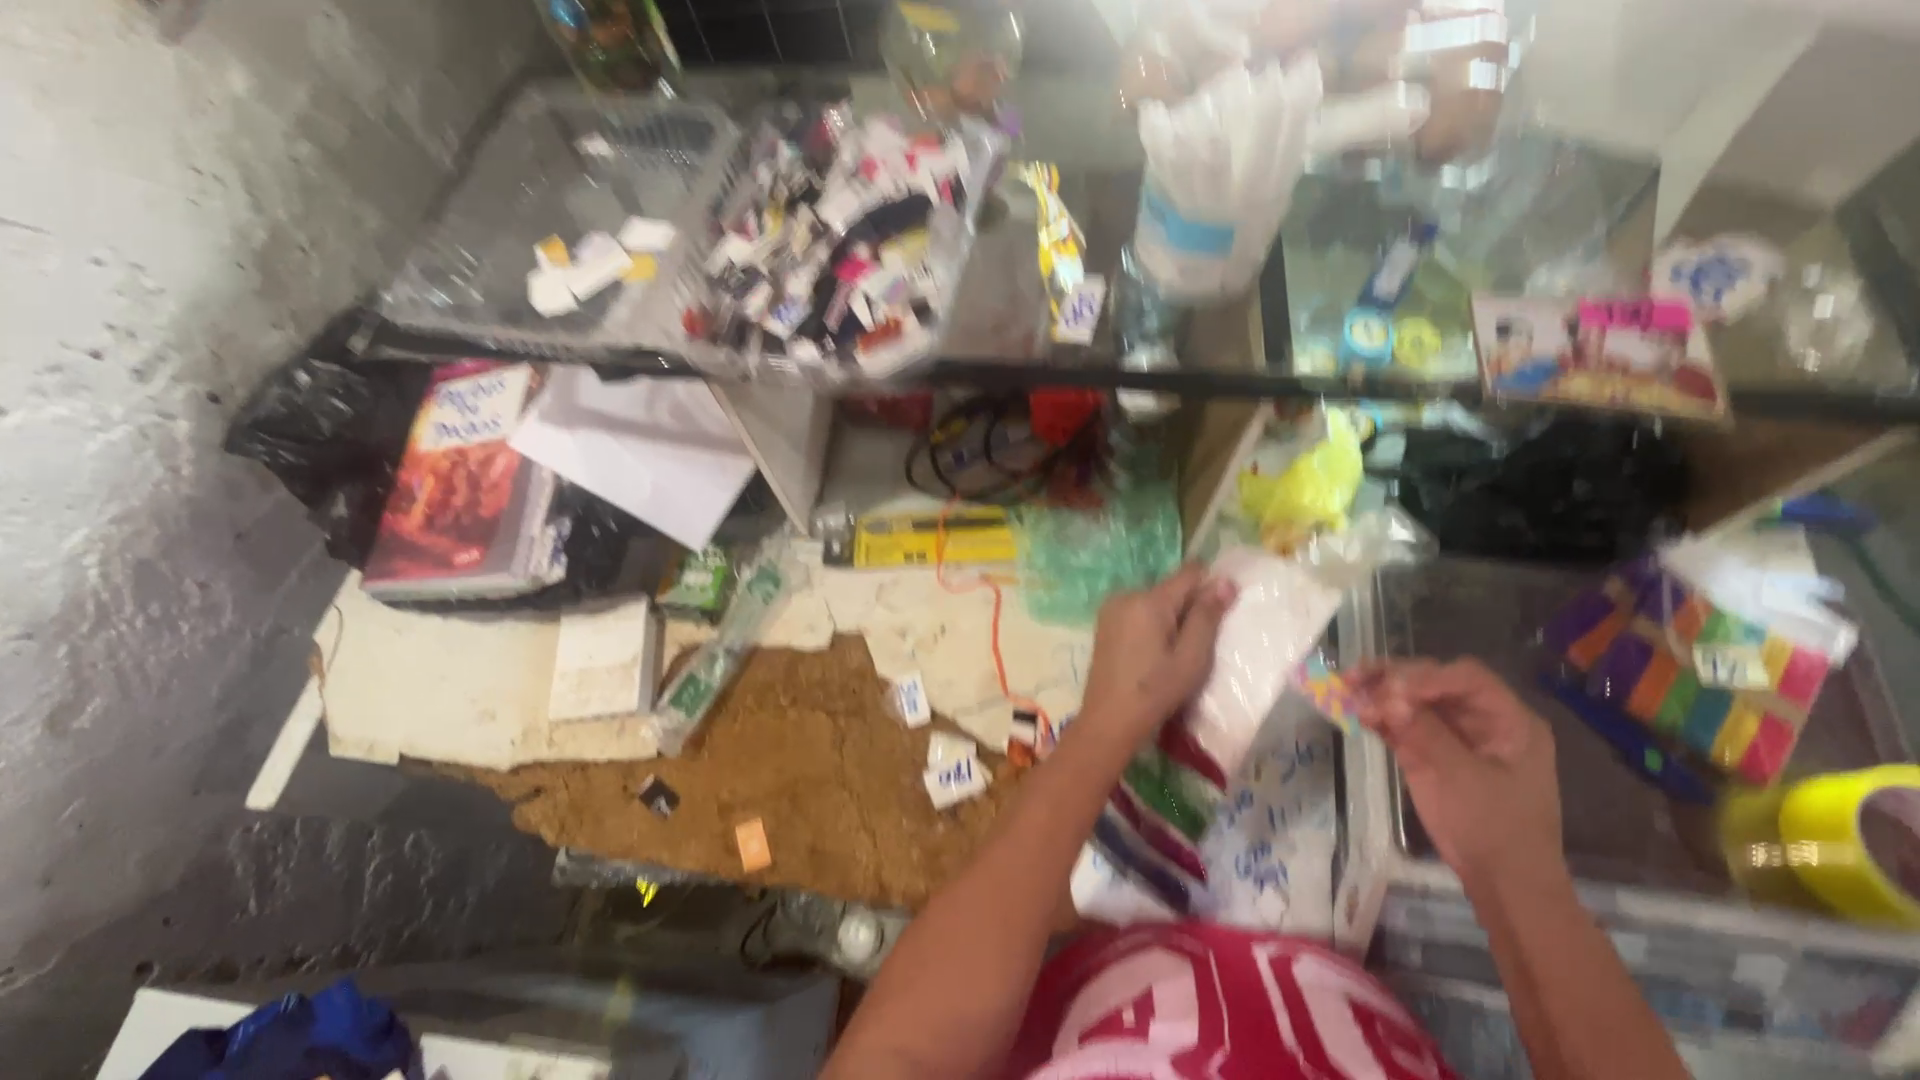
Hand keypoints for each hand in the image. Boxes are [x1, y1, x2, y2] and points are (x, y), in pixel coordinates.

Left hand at [1076, 565, 1236, 750]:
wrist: (1109, 720)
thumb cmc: (1156, 691)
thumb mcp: (1192, 657)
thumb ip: (1207, 616)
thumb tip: (1225, 580)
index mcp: (1148, 600)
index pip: (1189, 574)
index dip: (1209, 587)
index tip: (1218, 614)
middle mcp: (1126, 595)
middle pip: (1170, 587)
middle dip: (1188, 606)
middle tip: (1194, 645)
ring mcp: (1111, 609)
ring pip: (1154, 600)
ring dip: (1169, 617)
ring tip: (1172, 653)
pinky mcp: (1104, 624)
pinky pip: (1137, 612)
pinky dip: (1151, 624)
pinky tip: (1153, 654)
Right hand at [1354, 659, 1564, 890]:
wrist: (1504, 884)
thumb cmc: (1495, 829)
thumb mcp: (1460, 778)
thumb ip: (1425, 733)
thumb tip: (1387, 696)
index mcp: (1509, 721)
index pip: (1466, 678)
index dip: (1426, 675)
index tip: (1390, 688)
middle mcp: (1484, 721)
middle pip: (1437, 684)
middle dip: (1396, 679)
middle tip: (1357, 680)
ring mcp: (1457, 738)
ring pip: (1416, 703)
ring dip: (1382, 694)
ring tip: (1347, 690)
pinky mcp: (1433, 756)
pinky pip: (1406, 727)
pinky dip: (1382, 719)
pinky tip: (1356, 713)